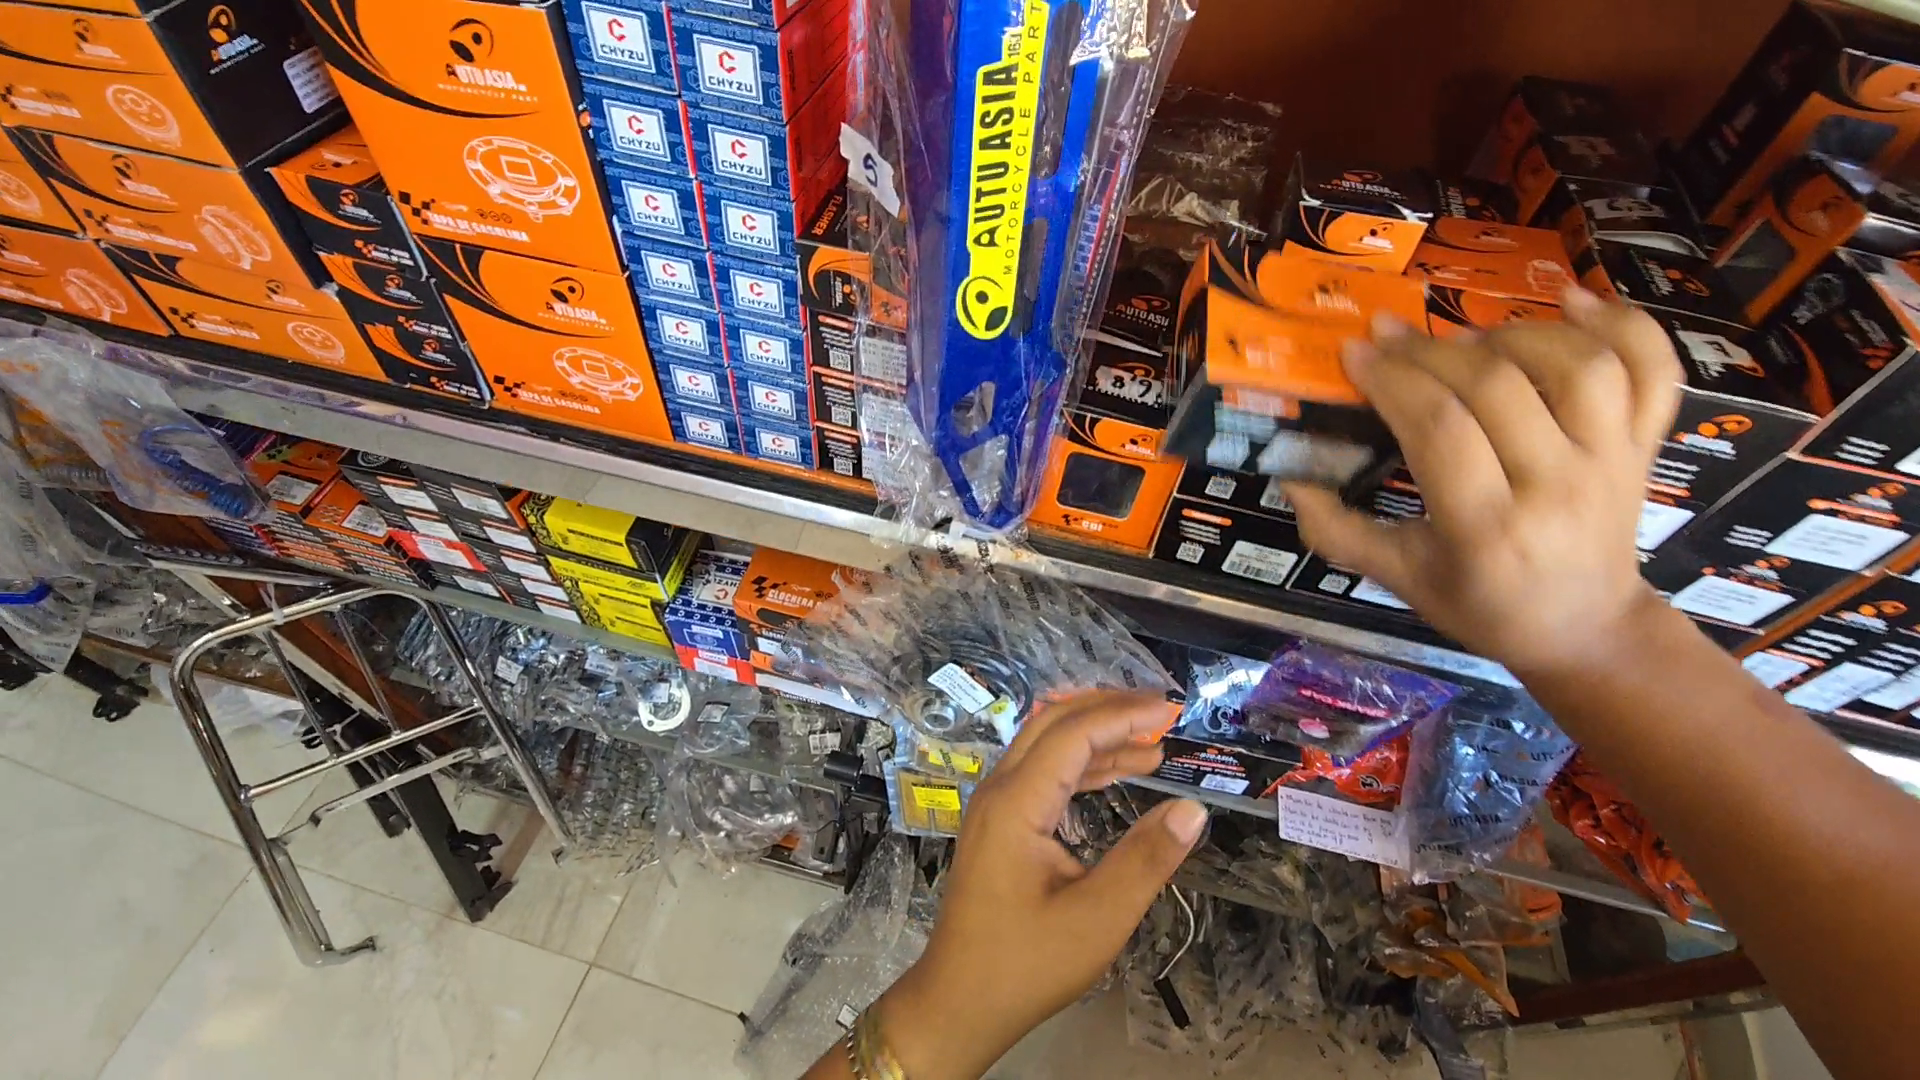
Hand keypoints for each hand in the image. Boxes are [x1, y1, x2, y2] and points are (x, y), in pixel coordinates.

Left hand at [872, 693, 1206, 1079]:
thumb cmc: (1026, 963)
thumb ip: (1145, 859)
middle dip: (1107, 710)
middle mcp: (1000, 790)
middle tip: (1161, 713)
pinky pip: (1041, 774)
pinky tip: (1116, 774)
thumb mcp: (1097, 919)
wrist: (959, 1001)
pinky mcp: (999, 823)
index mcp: (1017, 802)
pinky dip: (1081, 766)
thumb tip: (1191, 810)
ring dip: (1096, 738)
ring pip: (1045, 746)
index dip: (1122, 715)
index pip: (1073, 734)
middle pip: (1053, 724)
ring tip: (1152, 745)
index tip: (1169, 710)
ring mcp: (994, 805)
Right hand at [1284, 288, 1681, 677]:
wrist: (1585, 630)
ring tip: (1465, 336)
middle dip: (1429, 350)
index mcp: (1486, 527)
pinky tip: (1572, 302)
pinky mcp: (1645, 446)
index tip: (1355, 355)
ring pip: (1576, 365)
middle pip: (1495, 385)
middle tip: (1387, 337)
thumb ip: (1337, 532)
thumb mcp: (1398, 578)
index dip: (1392, 380)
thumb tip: (1289, 480)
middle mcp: (1556, 486)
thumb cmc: (1480, 606)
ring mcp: (1612, 461)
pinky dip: (1619, 323)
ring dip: (1512, 333)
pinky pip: (1652, 368)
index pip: (1438, 428)